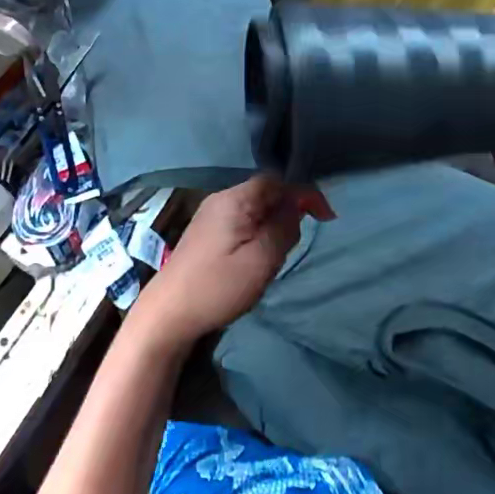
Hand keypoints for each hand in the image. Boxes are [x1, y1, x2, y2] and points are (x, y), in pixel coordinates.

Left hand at [128, 175, 332, 347]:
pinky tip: (257, 257)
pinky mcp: (207, 232)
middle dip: (289, 212)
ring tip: (275, 257)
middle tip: (294, 245)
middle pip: (267, 192)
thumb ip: (284, 228)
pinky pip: (243, 221)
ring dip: (274, 225)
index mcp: (235, 199)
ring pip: (256, 208)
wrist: (168, 313)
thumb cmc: (217, 287)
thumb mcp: (261, 260)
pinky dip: (259, 233)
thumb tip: (297, 206)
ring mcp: (211, 215)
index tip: (327, 218)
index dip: (305, 193)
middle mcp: (222, 199)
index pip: (278, 180)